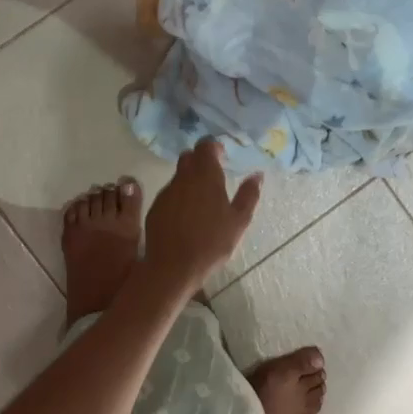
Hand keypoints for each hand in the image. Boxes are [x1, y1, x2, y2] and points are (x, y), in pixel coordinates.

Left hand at [142, 140, 260, 291]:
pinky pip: (169, 194)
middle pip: (189, 157)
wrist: (172, 268)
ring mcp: (166, 192)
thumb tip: (257, 175)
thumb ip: (249, 195)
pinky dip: (179, 197)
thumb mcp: (239, 221)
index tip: (222, 157)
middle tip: (214, 177)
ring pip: (178, 176)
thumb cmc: (211, 243)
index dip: (214, 147)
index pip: (205, 145)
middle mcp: (183, 178)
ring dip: (190, 180)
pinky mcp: (155, 207)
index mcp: (206, 176)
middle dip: (200, 160)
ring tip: (202, 201)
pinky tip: (186, 217)